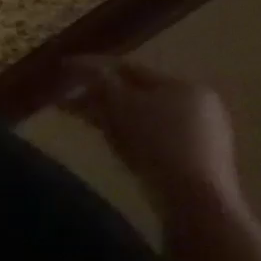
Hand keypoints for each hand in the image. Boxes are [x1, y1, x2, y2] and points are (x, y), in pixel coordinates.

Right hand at [61, 56, 241, 209]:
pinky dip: (125, 132)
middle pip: (133, 93)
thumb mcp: (117, 101)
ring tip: (77, 117)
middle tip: (65, 98)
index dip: (91, 67)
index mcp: (184, 86)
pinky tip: (105, 138)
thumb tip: (76, 63)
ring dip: (106, 114)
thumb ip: (96, 77)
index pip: (128, 68)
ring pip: (139, 115)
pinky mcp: (192, 157)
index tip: (62, 68)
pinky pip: (150, 135)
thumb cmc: (155, 138)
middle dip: (97, 95)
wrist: (193, 197)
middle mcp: (196, 105)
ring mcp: (198, 133)